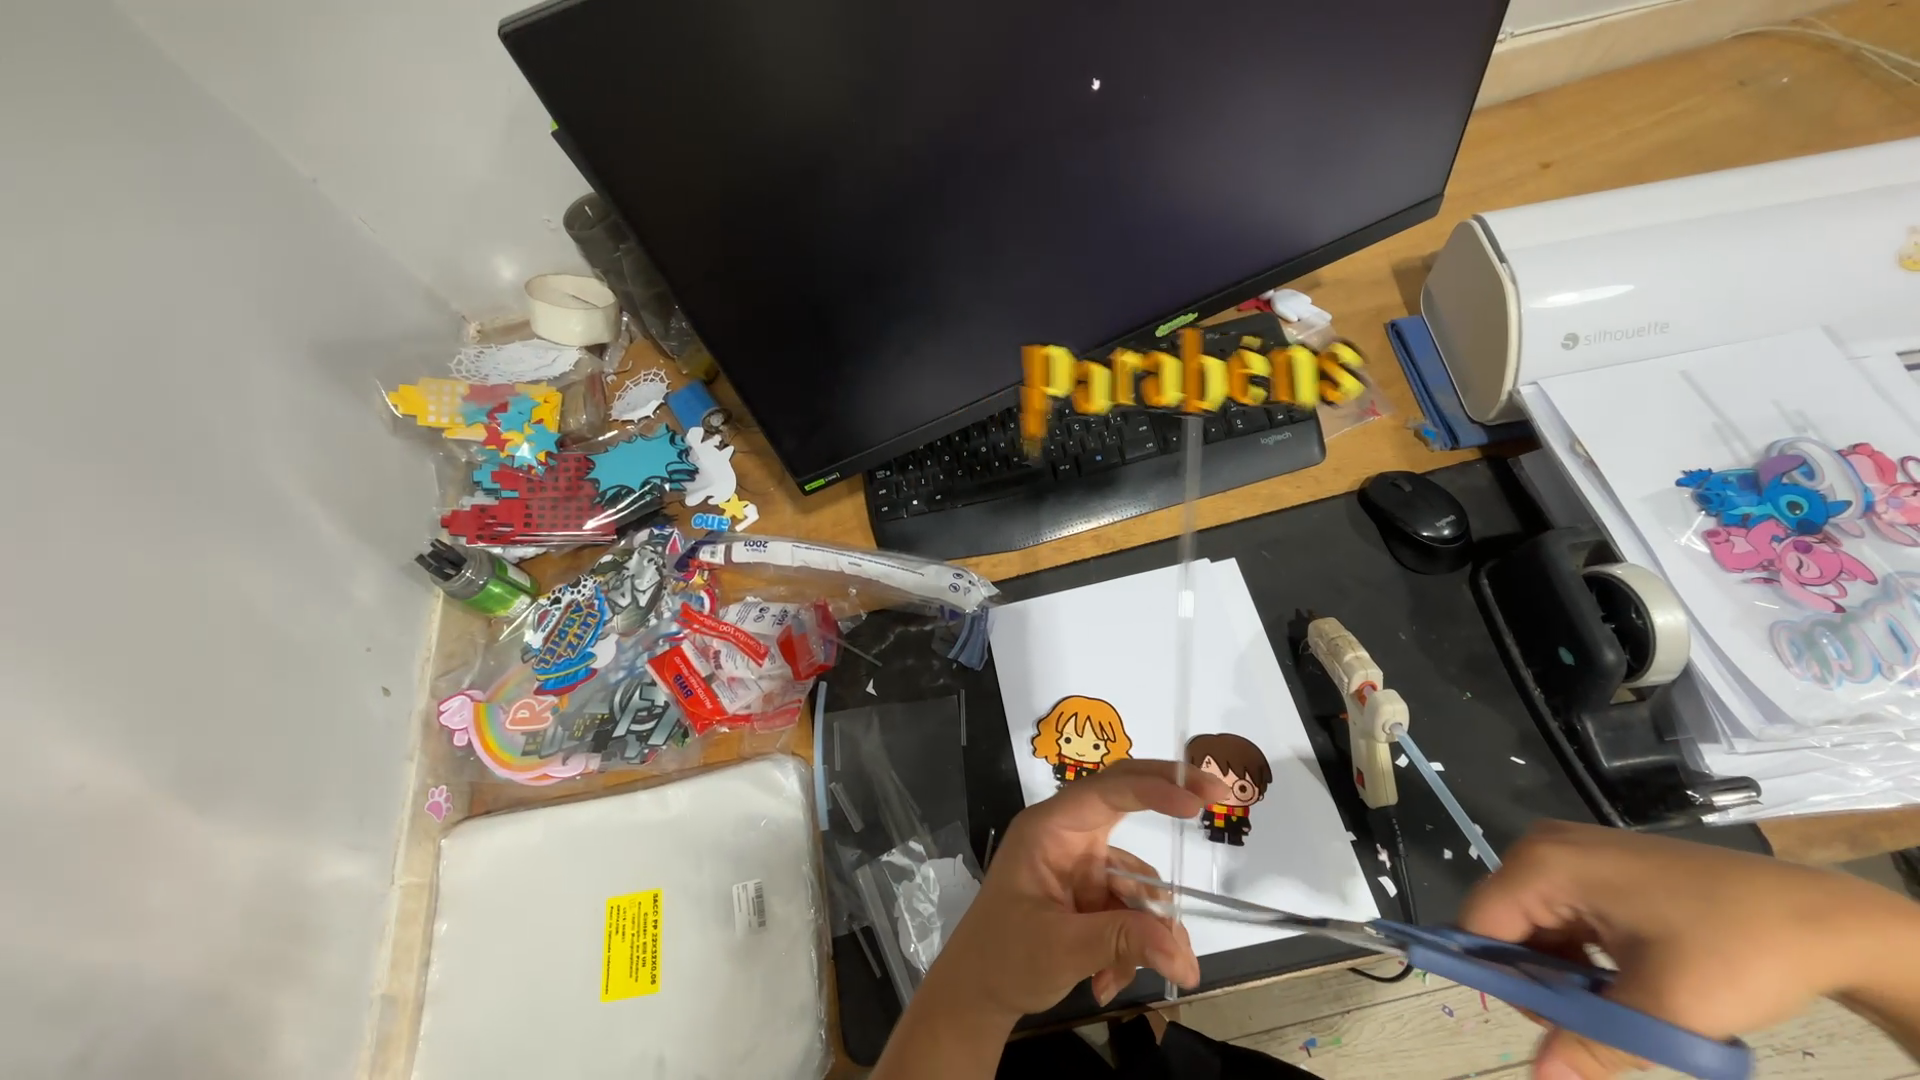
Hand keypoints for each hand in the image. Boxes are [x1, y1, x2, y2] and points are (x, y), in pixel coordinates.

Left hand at [924, 759, 1229, 1019]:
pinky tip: (1107, 982)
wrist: (975, 996)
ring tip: (1137, 973)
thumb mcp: (1061, 948)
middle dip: (1169, 801)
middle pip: (1127, 802)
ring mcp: (1081, 865)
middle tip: (1218, 795)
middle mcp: (1067, 836)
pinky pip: (1131, 910)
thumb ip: (1122, 942)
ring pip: (1138, 876)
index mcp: (1049, 829)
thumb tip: (1182, 953)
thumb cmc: (1002, 957)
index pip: (1106, 790)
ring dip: (1148, 926)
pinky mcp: (1090, 895)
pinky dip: (1132, 946)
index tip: (1197, 800)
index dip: (1154, 787)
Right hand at [1459, 820, 1919, 1079]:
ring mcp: (1570, 851)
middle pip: (1505, 924)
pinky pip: (1561, 913)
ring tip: (1622, 1001)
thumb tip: (1539, 1078)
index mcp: (1542, 865)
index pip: (1480, 926)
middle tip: (1600, 1018)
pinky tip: (1627, 975)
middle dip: (1541, 979)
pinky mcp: (1597, 863)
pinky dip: (1582, 953)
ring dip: (1564, 972)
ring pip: (1533, 924)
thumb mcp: (1666, 1008)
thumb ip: (1591, 1043)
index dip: (1500, 979)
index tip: (1553, 1024)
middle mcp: (1543, 847)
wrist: (1828, 922)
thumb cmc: (1738, 953)